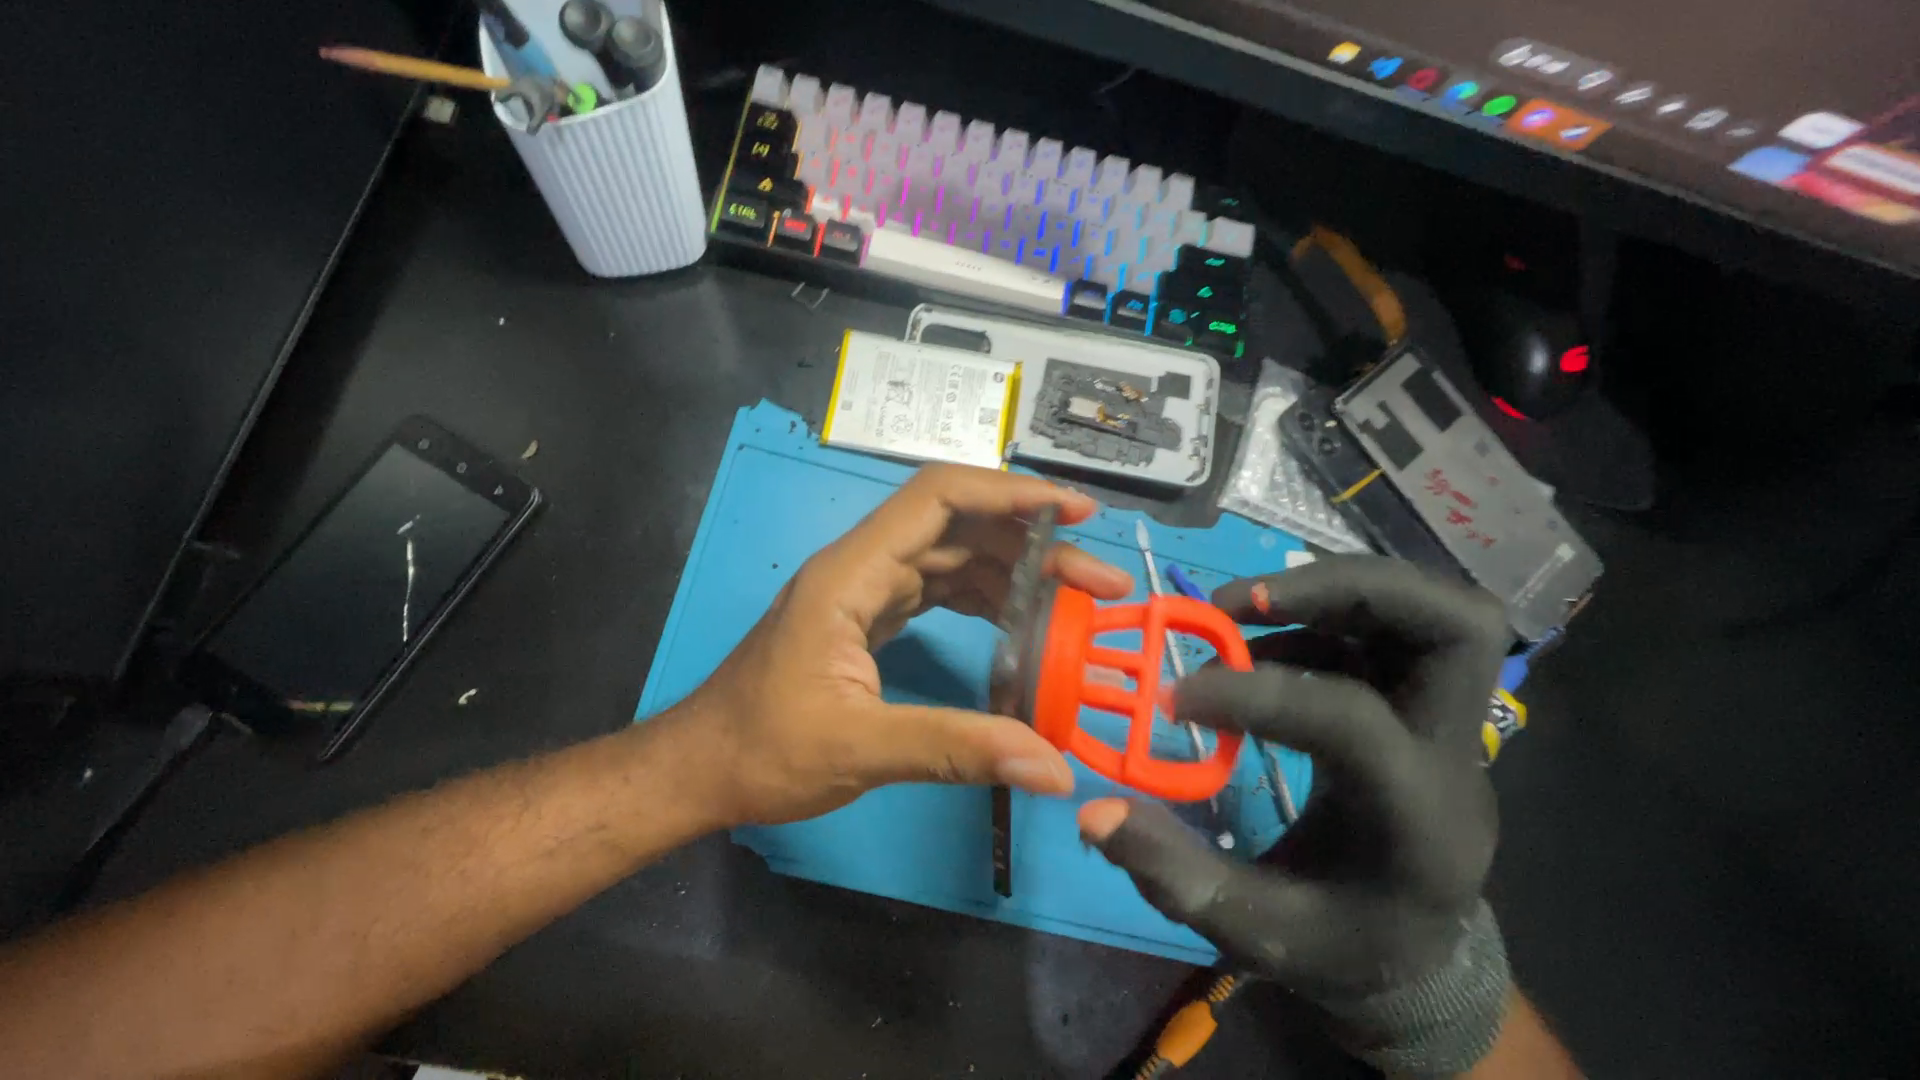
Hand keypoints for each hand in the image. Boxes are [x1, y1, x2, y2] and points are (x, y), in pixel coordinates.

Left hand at [680, 464, 1132, 826]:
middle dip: (1032, 545)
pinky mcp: (867, 622)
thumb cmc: (761, 751)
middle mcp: (860, 569)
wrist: (697, 770)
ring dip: (1013, 575)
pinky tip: (1019, 626)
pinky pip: (938, 593)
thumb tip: (1052, 768)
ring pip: (952, 559)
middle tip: (1099, 584)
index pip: (939, 499)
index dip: (1010, 495)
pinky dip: (983, 602)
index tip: (1075, 512)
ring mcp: (863, 594)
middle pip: (959, 528)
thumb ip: (957, 749)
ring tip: (1074, 606)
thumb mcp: (860, 749)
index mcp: (851, 573)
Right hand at [1079, 556, 1514, 1075]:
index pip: (1353, 722)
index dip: (1256, 695)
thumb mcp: (1253, 930)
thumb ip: (1176, 874)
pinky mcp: (1417, 705)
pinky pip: (1385, 631)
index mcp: (1417, 819)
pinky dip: (1318, 619)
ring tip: (1239, 607)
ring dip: (1331, 589)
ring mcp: (1446, 722)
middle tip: (1245, 601)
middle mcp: (1453, 756)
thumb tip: (1094, 814)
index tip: (1175, 700)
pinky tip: (1257, 647)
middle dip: (1347, 589)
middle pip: (1457, 628)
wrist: (1412, 954)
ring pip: (1429, 611)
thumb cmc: (1337, 943)